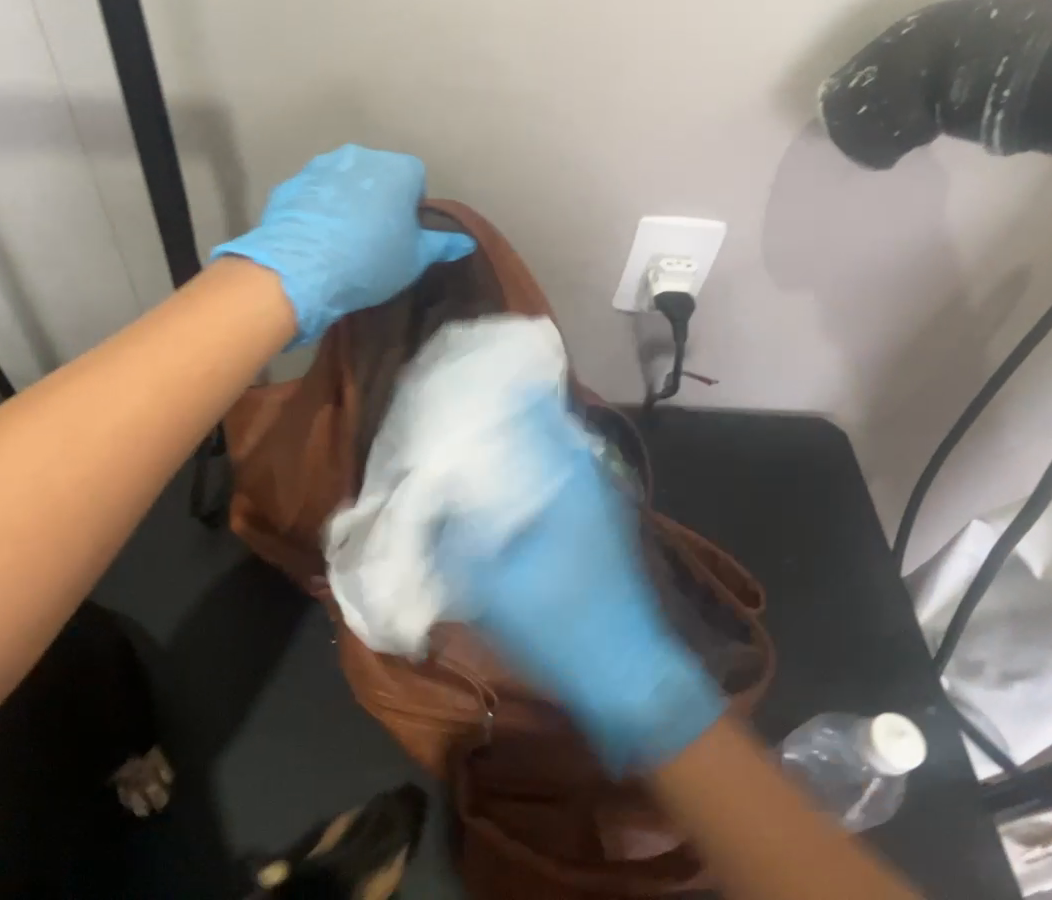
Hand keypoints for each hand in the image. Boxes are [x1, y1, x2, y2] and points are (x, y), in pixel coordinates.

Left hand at [211, 144, 476, 346]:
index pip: (415, 182)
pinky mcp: (289, 185)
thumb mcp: (415, 260)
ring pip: (342, 183)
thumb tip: (466, 241)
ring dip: (346, 204)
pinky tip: (314, 243)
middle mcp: (360, 156)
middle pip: (377, 177)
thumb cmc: (371, 261)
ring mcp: (319, 166)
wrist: (301, 270)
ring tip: (341, 243)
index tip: (401, 237)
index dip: (410, 210)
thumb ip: (441, 245)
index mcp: (398, 168)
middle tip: (373, 241)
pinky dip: (316, 212)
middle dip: (377, 202)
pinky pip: (312, 197)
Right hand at [434, 392, 723, 773]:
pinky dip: (525, 473)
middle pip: (539, 422)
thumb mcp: (486, 585)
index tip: (458, 375)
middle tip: (452, 413)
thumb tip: (423, 494)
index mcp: (563, 474)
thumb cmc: (557, 625)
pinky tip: (496, 492)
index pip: (532, 401)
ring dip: (511, 444)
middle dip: (497, 413)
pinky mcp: (598, 524)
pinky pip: (554, 478)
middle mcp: (585, 474)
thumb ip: (448, 535)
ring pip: (547, 451)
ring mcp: (597, 499)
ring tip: (467, 445)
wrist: (627, 675)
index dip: (496, 384)